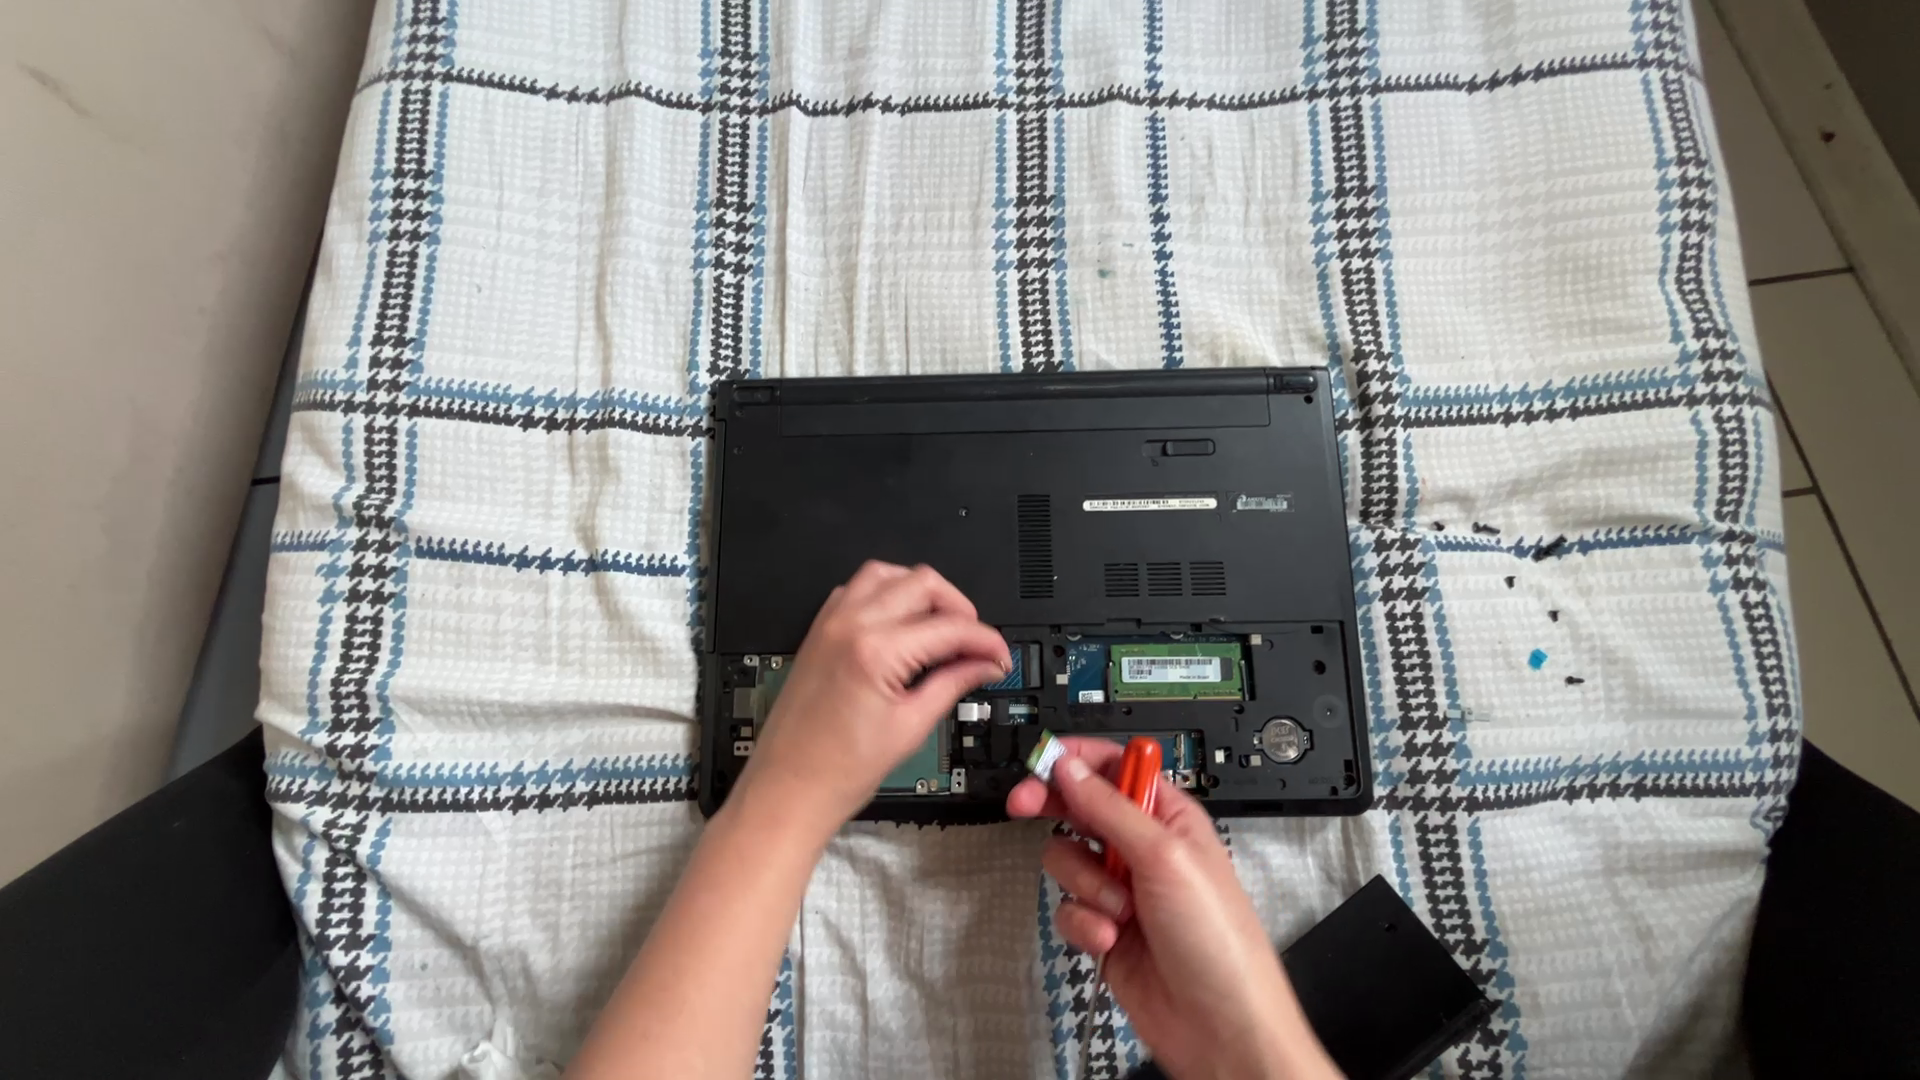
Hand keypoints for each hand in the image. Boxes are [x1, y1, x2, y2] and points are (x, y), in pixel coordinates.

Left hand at [737, 561, 1010, 830]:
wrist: (788, 790)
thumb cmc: (837, 770)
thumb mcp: (911, 727)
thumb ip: (953, 683)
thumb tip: (984, 664)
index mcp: (875, 651)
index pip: (950, 627)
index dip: (986, 641)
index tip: (999, 656)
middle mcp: (850, 625)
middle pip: (923, 583)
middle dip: (959, 609)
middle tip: (974, 643)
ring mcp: (830, 623)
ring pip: (889, 574)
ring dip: (921, 592)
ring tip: (941, 626)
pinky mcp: (819, 630)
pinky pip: (857, 589)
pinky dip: (886, 595)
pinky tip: (901, 623)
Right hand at [1007, 739, 1342, 1079]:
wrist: (1221, 1032)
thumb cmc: (1220, 942)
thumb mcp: (1165, 858)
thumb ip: (1110, 807)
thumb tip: (1070, 768)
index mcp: (1166, 815)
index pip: (1112, 767)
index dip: (1075, 759)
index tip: (1041, 760)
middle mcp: (1141, 846)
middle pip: (1080, 805)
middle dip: (1053, 805)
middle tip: (1025, 803)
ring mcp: (1120, 887)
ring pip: (1067, 857)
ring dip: (1086, 884)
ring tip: (1119, 909)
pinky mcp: (1103, 925)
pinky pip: (1068, 905)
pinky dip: (1084, 922)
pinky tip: (1111, 938)